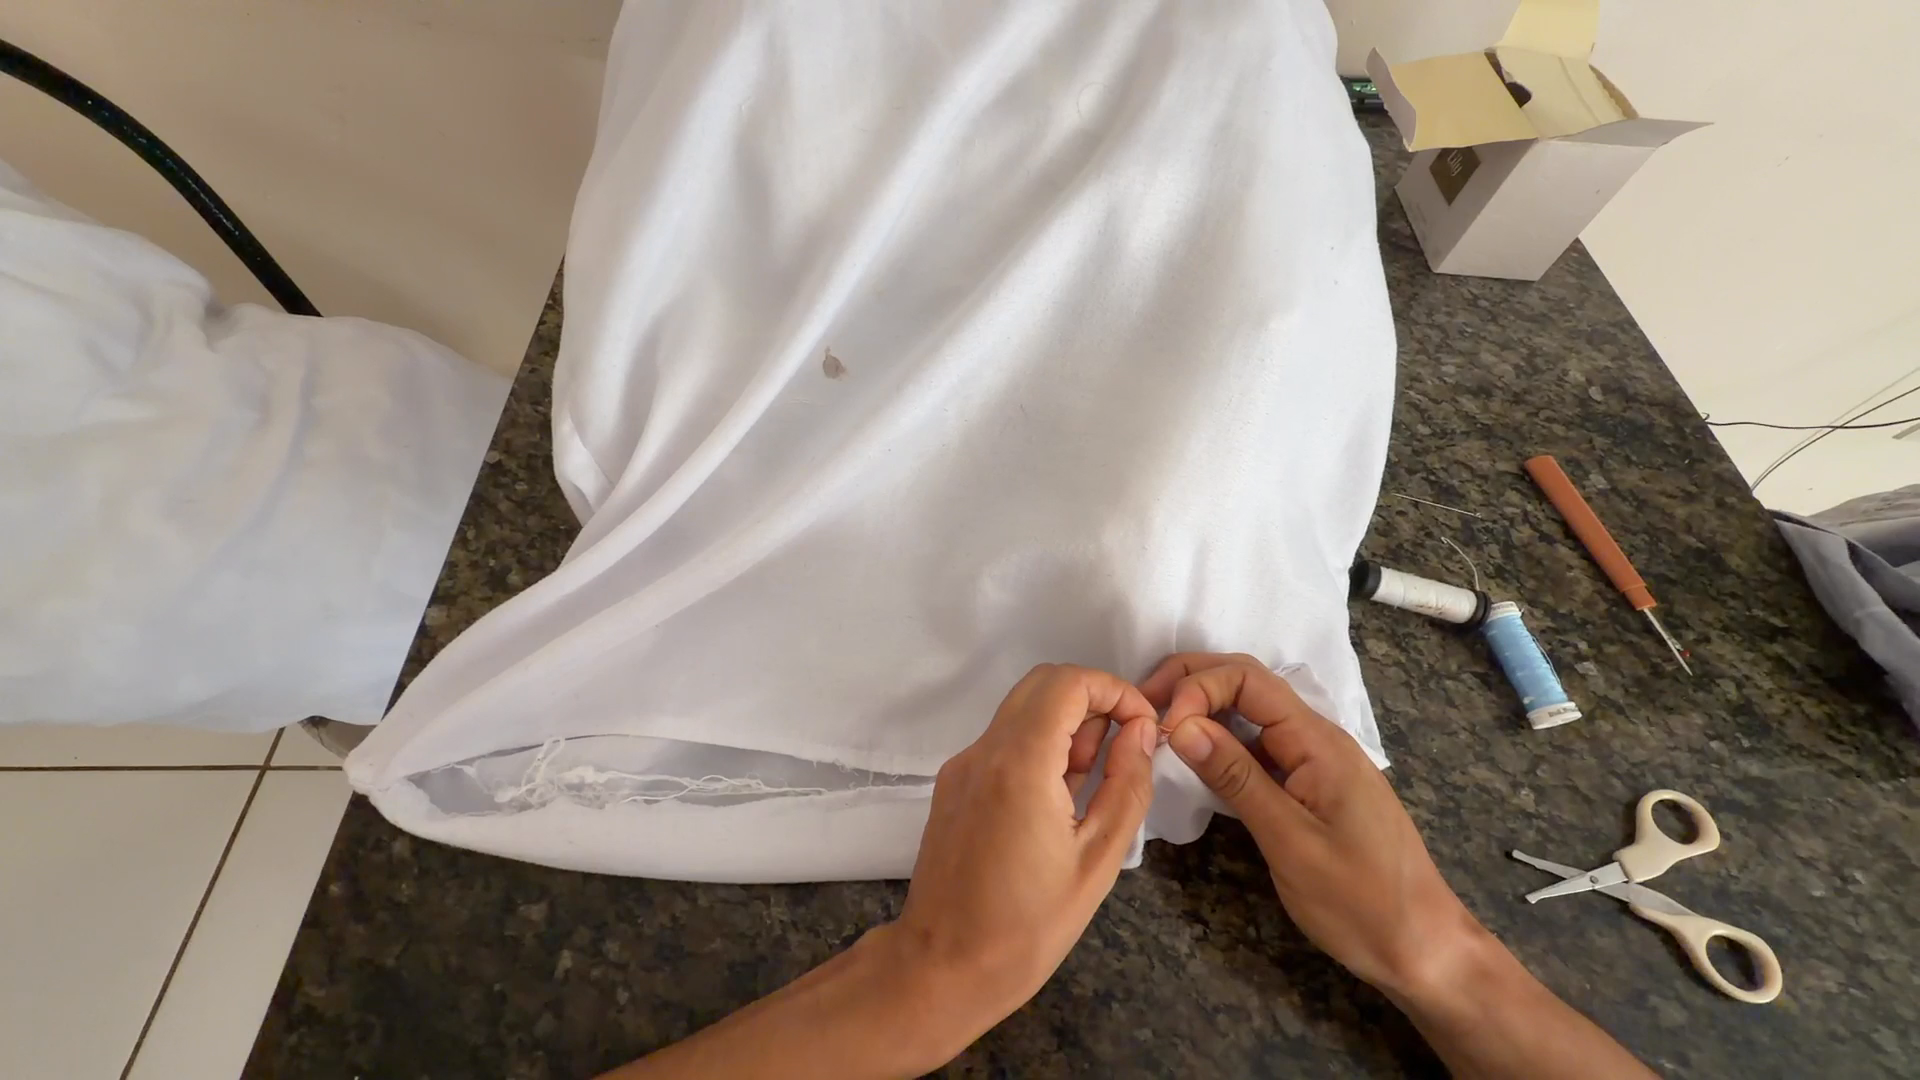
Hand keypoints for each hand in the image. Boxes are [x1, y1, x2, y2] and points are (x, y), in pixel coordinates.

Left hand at [882, 663, 1160, 1051]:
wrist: (942, 967)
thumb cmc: (1028, 926)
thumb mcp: (1098, 860)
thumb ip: (1126, 784)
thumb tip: (1140, 731)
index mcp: (1019, 763)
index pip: (1068, 682)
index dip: (1115, 690)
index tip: (1142, 726)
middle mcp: (983, 750)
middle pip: (1043, 684)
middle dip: (1092, 701)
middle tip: (1122, 751)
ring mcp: (963, 764)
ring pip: (1022, 710)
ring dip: (1066, 725)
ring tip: (1092, 785)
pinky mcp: (954, 783)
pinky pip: (1004, 741)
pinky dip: (1040, 747)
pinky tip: (1059, 800)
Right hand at [1142, 653, 1487, 1000]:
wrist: (1424, 949)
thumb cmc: (1360, 901)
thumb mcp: (1290, 842)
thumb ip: (1235, 778)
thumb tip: (1180, 725)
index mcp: (1317, 741)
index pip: (1248, 679)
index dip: (1198, 687)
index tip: (1163, 726)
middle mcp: (1315, 737)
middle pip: (1247, 681)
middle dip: (1191, 681)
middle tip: (1142, 702)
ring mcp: (1311, 758)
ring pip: (1249, 710)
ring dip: (1201, 706)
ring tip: (1156, 723)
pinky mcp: (1305, 781)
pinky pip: (1255, 742)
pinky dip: (1217, 739)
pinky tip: (1191, 754)